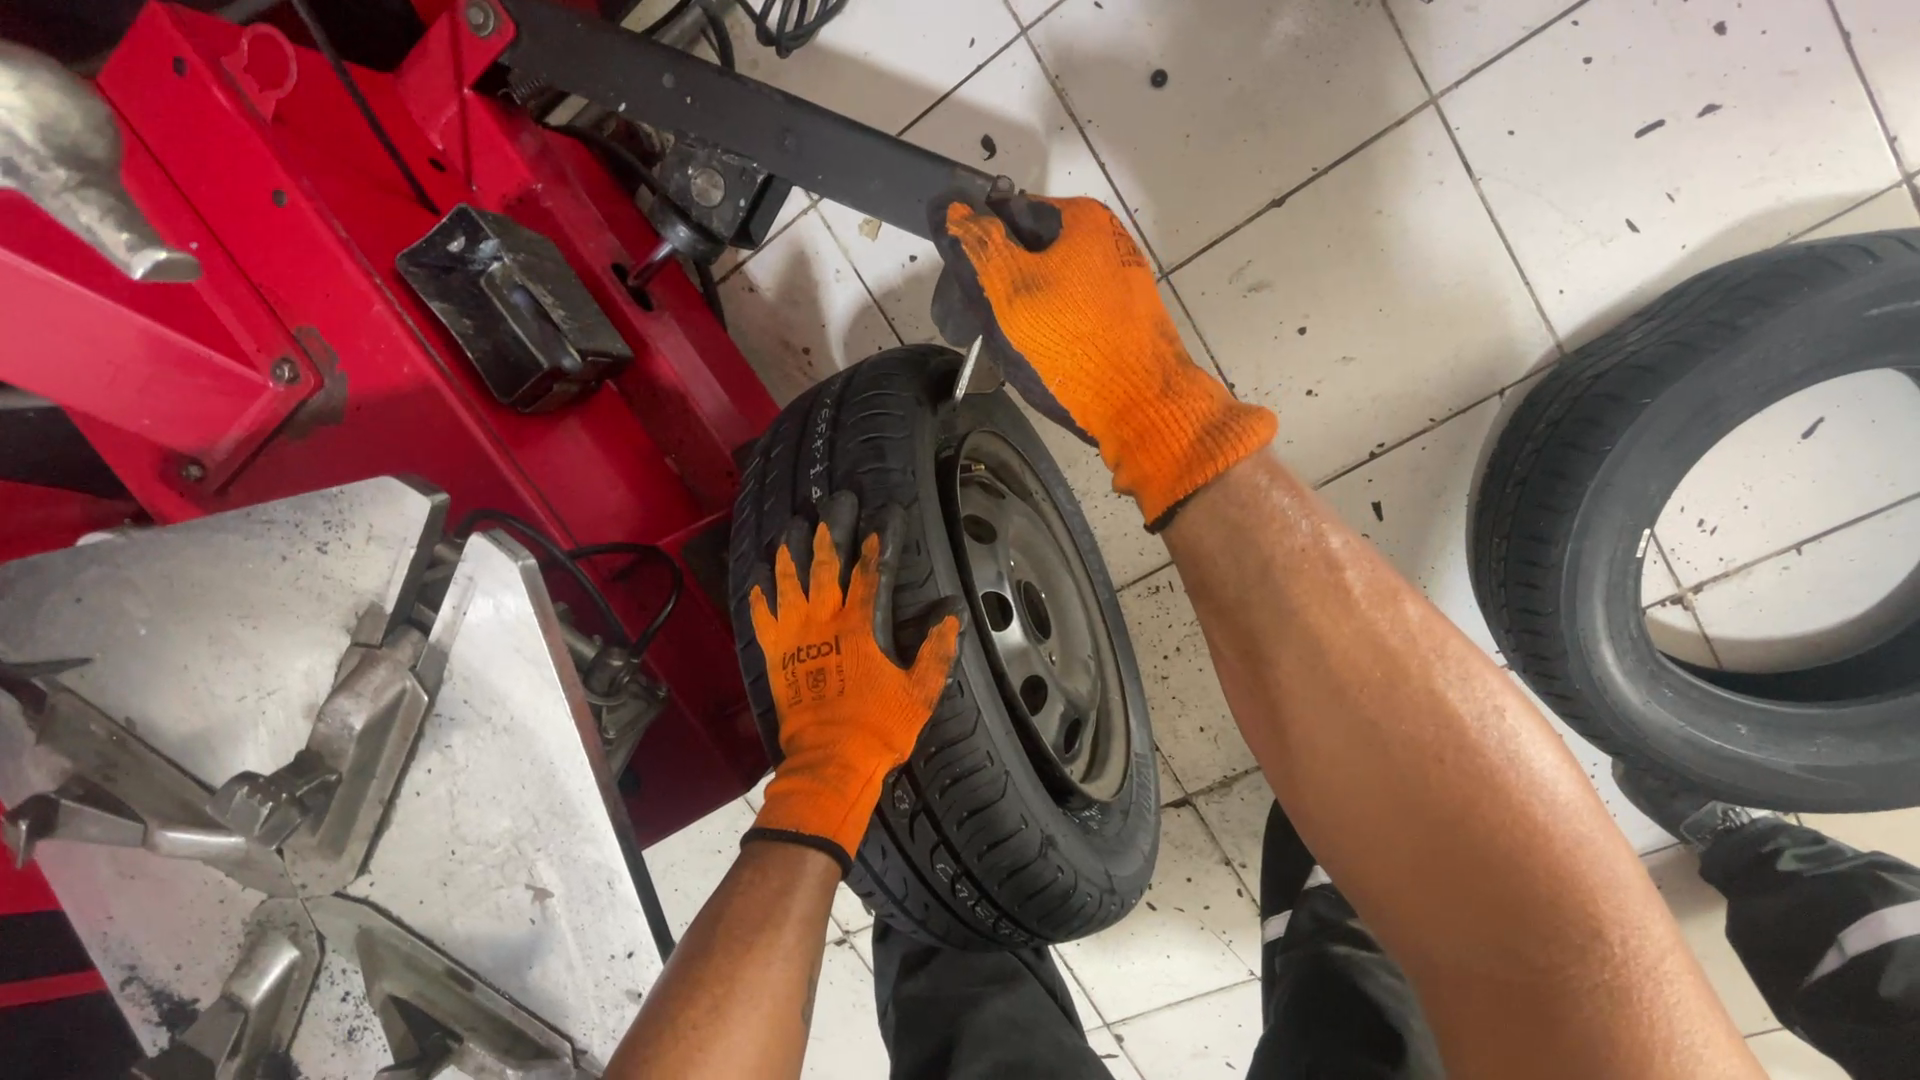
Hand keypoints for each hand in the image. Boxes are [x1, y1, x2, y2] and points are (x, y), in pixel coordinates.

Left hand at [745, 494, 961, 870]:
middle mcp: (825, 623)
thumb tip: (952, 611)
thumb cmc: (879, 727)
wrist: (829, 762)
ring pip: (789, 583)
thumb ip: (937, 650)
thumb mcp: (921, 692)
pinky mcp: (775, 656)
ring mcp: (795, 637)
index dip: (879, 541)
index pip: (873, 573)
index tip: (885, 514)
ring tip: (792, 524)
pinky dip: (760, 595)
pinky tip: (759, 576)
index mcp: (862, 628)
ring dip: (791, 551)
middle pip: (826, 566)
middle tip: (834, 503)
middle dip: (831, 531)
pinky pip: (763, 617)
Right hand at [931, 194, 1275, 528]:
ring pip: (1050, 288)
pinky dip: (1051, 332)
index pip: (1008, 214)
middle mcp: (1108, 240)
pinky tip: (1041, 360)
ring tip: (1008, 348)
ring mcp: (1120, 282)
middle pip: (1031, 253)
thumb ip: (977, 246)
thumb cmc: (1072, 344)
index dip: (977, 248)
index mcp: (1082, 218)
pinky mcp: (1126, 320)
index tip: (963, 289)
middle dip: (999, 287)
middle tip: (978, 327)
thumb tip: (951, 209)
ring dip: (1022, 314)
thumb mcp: (1010, 291)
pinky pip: (1073, 316)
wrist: (1143, 407)